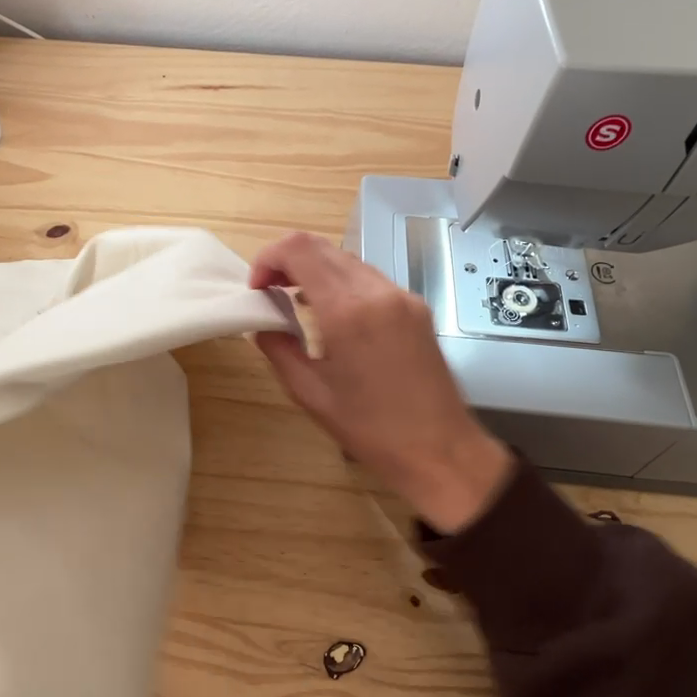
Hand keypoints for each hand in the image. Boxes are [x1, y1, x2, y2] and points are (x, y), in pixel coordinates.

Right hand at [250, 233, 512, 531]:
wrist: (440, 450)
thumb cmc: (370, 430)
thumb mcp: (310, 393)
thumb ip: (279, 349)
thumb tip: (262, 324)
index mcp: (347, 310)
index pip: (299, 250)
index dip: (268, 258)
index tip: (256, 288)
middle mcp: (378, 291)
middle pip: (322, 246)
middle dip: (288, 261)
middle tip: (270, 292)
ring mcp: (403, 296)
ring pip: (347, 259)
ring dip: (316, 270)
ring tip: (297, 304)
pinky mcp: (417, 308)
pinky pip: (370, 279)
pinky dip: (342, 283)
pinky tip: (333, 315)